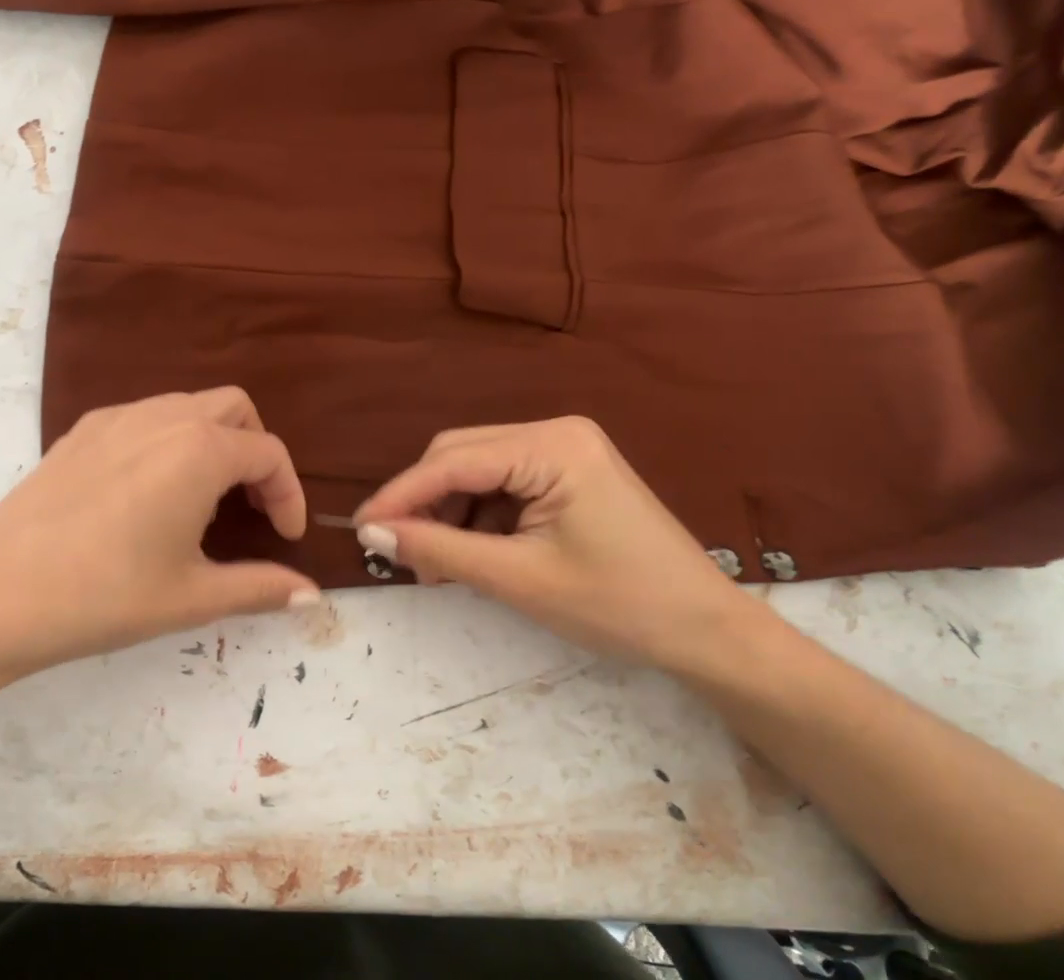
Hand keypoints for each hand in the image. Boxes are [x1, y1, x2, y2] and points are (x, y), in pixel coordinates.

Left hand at [0, 388, 319, 683]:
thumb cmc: (104, 597)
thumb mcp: (191, 597)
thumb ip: (261, 588)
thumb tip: (312, 595)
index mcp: (197, 450)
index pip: (268, 453)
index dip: (288, 495)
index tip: (286, 538)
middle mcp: (159, 418)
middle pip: (232, 409)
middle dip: (255, 452)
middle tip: (251, 507)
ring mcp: (112, 419)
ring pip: (185, 406)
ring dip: (212, 442)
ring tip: (204, 502)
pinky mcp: (77, 433)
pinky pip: (143, 418)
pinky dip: (169, 441)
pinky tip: (150, 494)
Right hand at [352, 417, 760, 670]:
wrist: (705, 631)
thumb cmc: (618, 605)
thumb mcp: (517, 578)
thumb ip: (438, 548)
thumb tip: (370, 532)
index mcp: (552, 446)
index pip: (451, 461)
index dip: (398, 495)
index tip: (358, 530)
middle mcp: (556, 432)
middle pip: (459, 457)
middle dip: (424, 505)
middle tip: (401, 556)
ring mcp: (565, 452)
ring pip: (476, 473)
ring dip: (447, 515)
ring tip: (437, 567)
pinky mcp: (569, 475)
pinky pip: (502, 487)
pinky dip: (476, 520)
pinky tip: (470, 554)